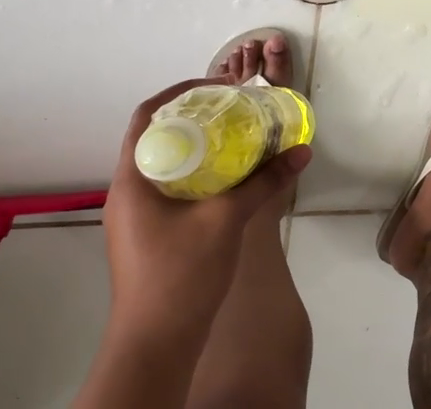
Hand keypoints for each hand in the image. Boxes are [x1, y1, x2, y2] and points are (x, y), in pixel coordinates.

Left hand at [101, 78, 312, 331]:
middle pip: (159, 136)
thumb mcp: (226, 221)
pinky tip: (234, 176)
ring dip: (202, 145)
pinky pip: (175, 186)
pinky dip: (203, 171)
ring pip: (168, 163)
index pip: (147, 117)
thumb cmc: (180, 275)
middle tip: (239, 107)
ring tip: (242, 135)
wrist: (155, 345)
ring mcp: (137, 216)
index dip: (181, 92)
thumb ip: (264, 182)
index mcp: (133, 181)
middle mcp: (128, 192)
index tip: (220, 86)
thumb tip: (302, 150)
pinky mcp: (151, 233)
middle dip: (198, 116)